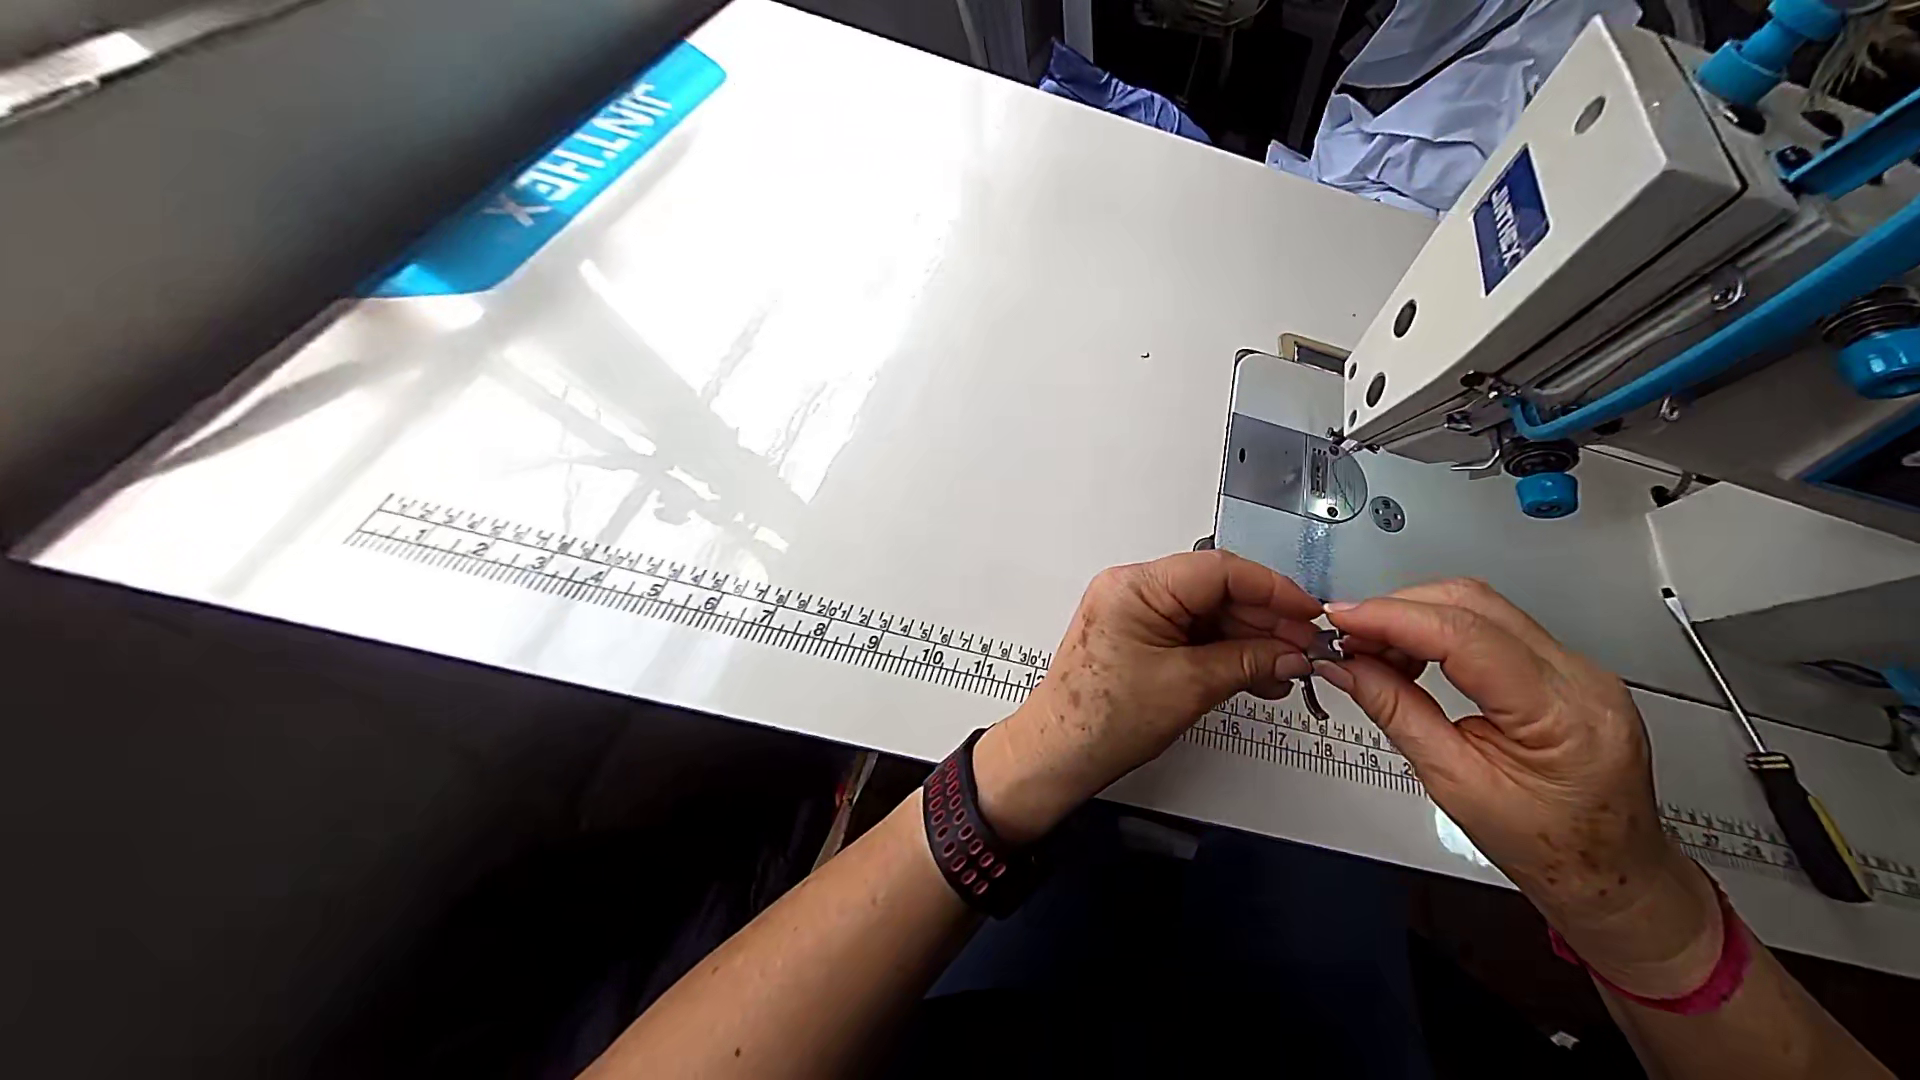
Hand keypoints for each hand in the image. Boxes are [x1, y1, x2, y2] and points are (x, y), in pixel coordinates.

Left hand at [973, 550, 1319, 843]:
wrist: (1062, 752)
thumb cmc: (1098, 718)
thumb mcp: (1189, 686)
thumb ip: (1248, 661)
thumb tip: (1289, 651)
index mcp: (1134, 587)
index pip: (1219, 570)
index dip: (1272, 589)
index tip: (1307, 612)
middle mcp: (1130, 590)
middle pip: (1215, 589)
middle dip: (1263, 620)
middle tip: (1302, 647)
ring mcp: (1132, 612)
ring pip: (1206, 612)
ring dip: (1247, 639)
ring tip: (1283, 667)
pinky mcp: (1137, 633)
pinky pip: (1190, 631)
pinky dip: (1223, 650)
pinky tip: (1253, 672)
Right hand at [1315, 579, 1721, 996]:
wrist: (1612, 873)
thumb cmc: (1546, 845)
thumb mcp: (1453, 782)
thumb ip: (1395, 712)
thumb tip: (1343, 665)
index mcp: (1561, 713)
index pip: (1463, 635)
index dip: (1391, 617)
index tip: (1339, 619)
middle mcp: (1579, 675)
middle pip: (1471, 603)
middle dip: (1396, 610)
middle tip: (1346, 636)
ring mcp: (1574, 665)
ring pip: (1476, 605)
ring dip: (1411, 617)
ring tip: (1370, 650)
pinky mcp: (1558, 665)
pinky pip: (1487, 624)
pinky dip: (1433, 629)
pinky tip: (1407, 655)